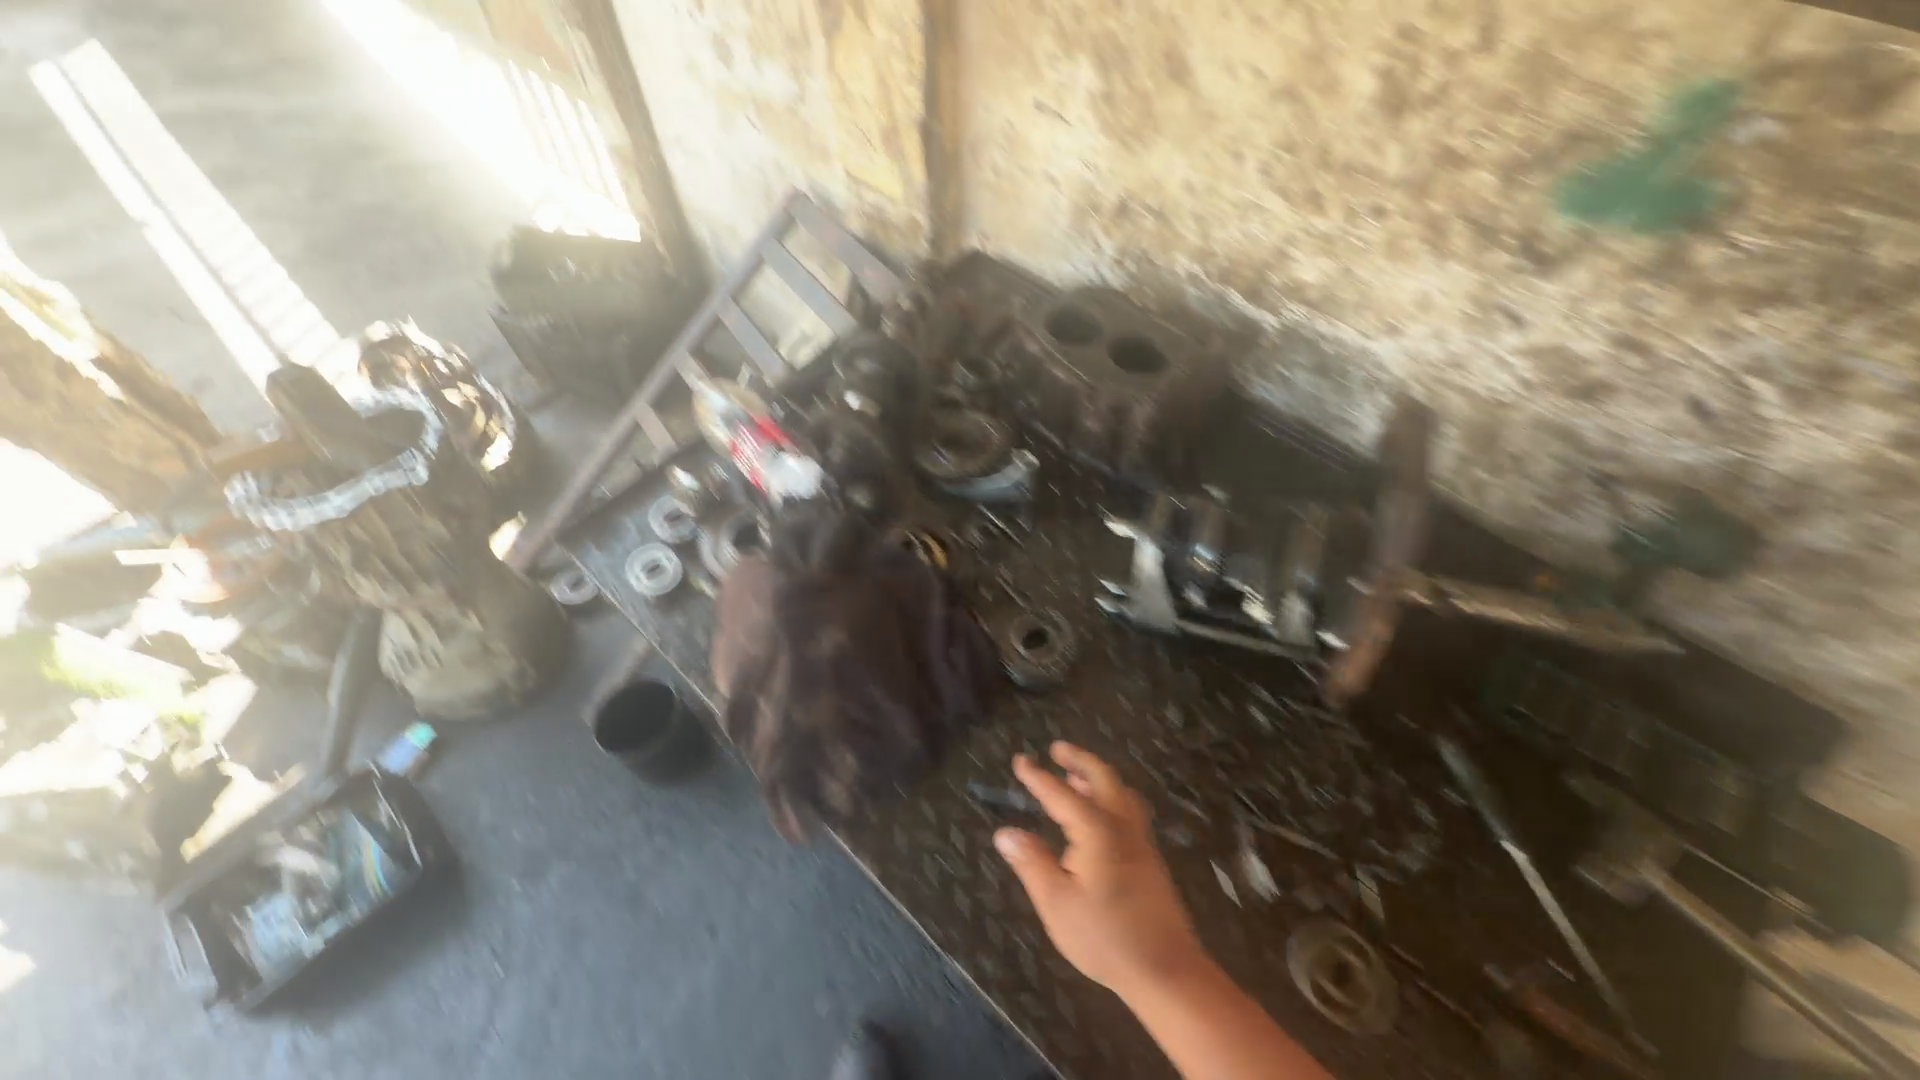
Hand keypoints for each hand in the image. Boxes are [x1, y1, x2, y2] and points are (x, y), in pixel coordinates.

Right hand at [994, 742, 1207, 998]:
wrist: (1165, 968)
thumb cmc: (1105, 936)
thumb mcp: (1057, 902)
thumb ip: (1031, 863)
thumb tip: (1005, 832)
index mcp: (1096, 830)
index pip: (1060, 793)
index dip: (1038, 777)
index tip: (1020, 760)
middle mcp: (1122, 826)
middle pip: (1102, 778)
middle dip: (1079, 760)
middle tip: (1057, 749)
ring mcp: (1141, 841)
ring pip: (1121, 793)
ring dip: (1098, 777)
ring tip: (1077, 776)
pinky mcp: (1150, 859)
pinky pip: (1130, 810)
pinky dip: (1112, 796)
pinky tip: (1102, 814)